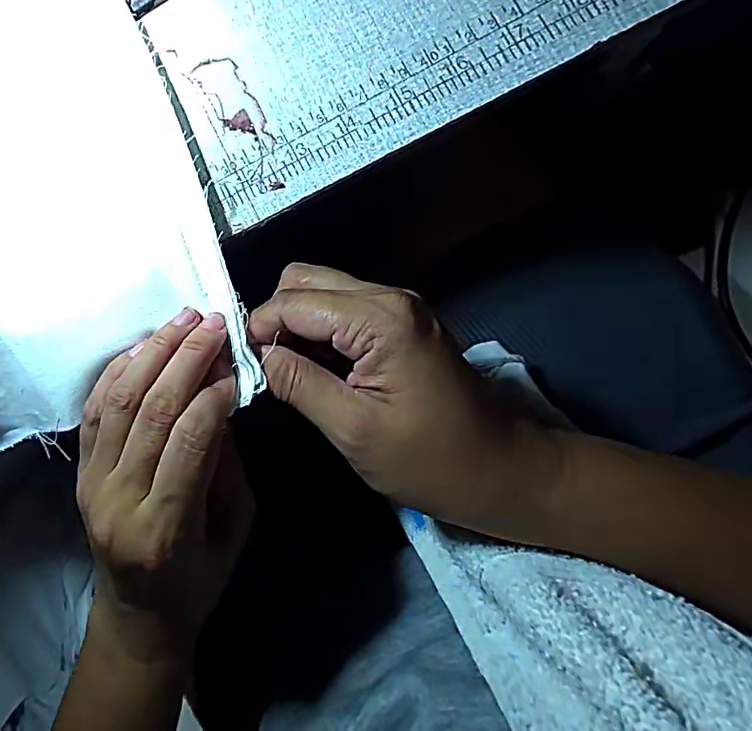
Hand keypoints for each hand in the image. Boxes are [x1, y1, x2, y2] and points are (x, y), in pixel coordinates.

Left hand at [76, 308, 253, 668]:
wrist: (137, 615)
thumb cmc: (196, 580)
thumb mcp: (232, 532)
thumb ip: (225, 466)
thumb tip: (217, 395)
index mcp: (164, 530)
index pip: (188, 442)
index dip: (212, 396)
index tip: (232, 365)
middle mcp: (119, 501)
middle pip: (151, 412)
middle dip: (185, 358)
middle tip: (212, 323)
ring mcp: (91, 483)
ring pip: (119, 401)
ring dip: (153, 352)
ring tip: (182, 320)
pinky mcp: (78, 470)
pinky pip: (94, 408)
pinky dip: (119, 370)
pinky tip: (144, 345)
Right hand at [248, 264, 564, 534]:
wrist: (507, 471)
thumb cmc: (432, 460)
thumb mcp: (354, 431)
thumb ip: (298, 384)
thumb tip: (256, 355)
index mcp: (379, 319)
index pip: (294, 302)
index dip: (260, 328)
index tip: (245, 364)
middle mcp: (387, 297)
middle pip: (304, 279)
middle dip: (276, 316)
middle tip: (266, 363)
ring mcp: (396, 305)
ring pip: (320, 289)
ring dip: (296, 322)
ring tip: (287, 368)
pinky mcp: (399, 319)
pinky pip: (341, 306)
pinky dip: (317, 328)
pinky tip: (315, 365)